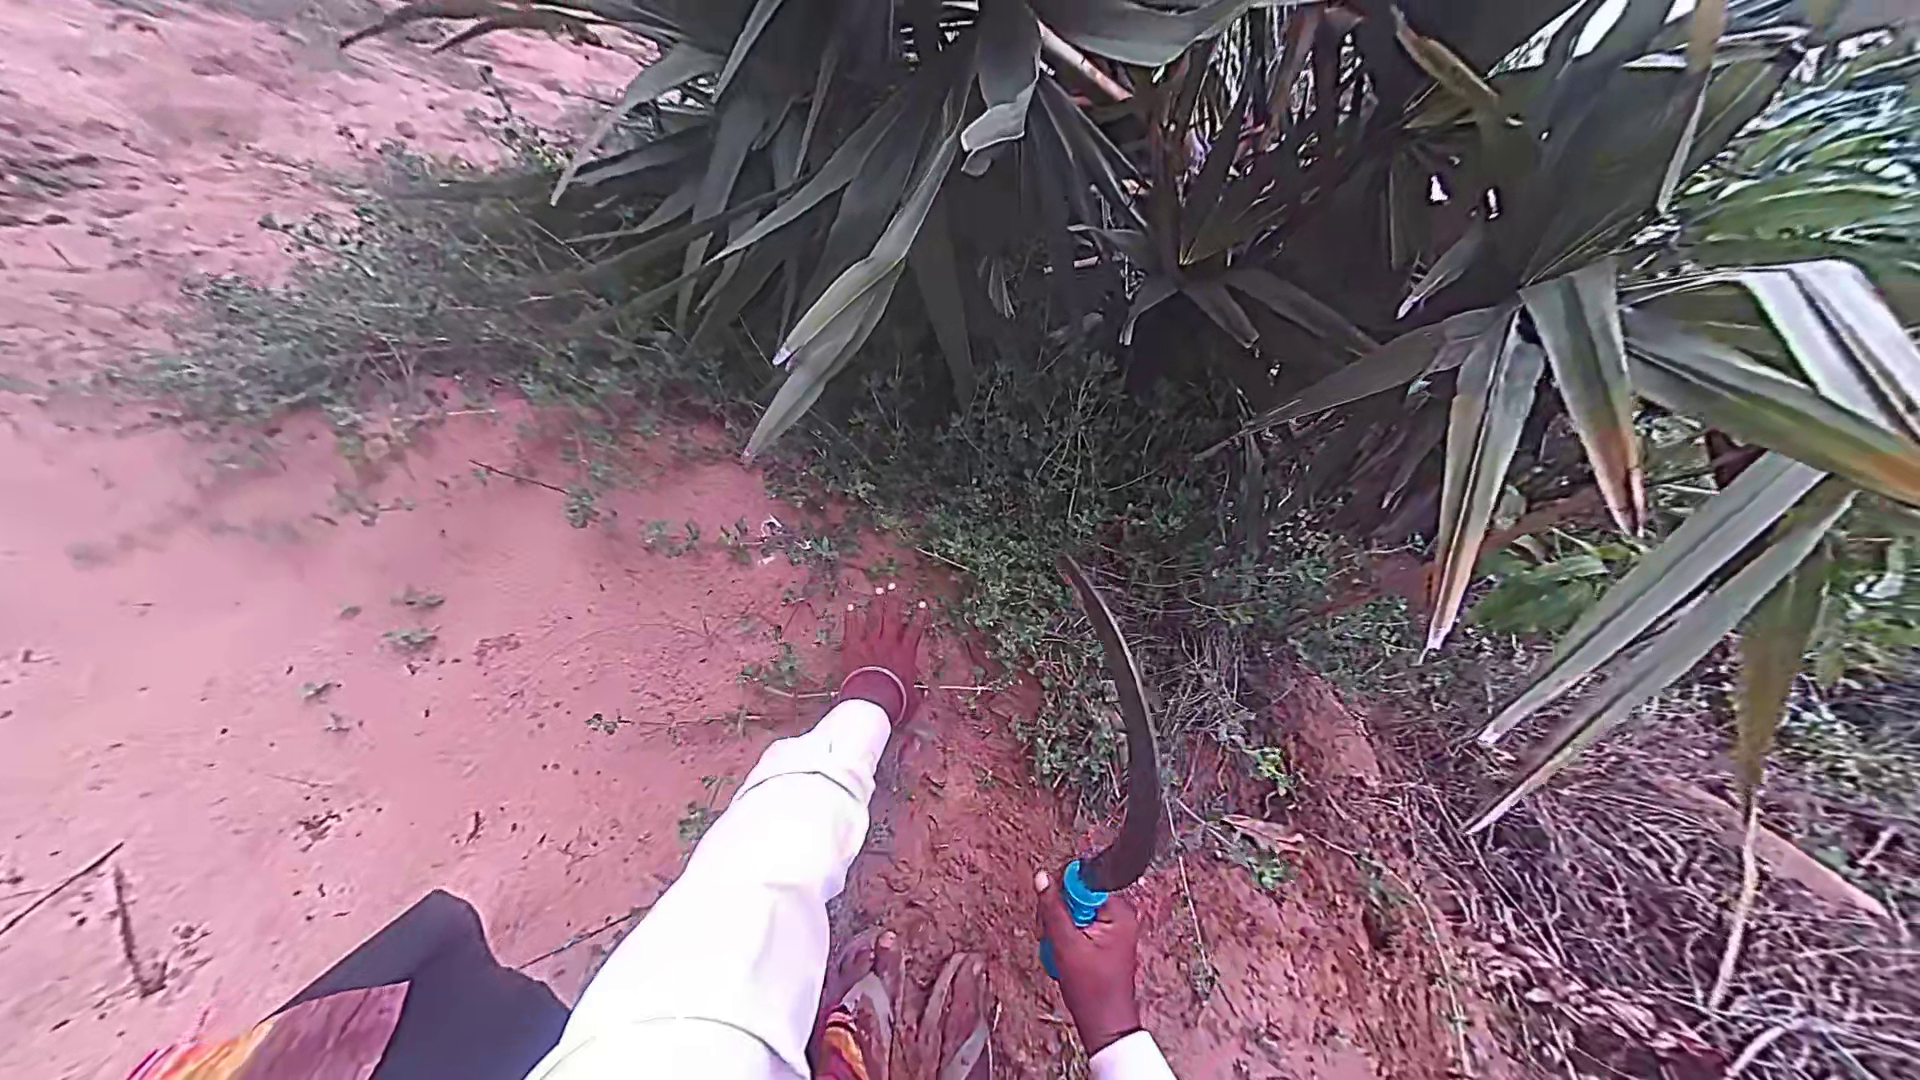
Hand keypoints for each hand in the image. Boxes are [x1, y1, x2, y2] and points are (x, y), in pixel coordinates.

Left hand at [837, 587, 926, 723]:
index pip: (916, 628)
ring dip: (876, 603)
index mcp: (906, 652)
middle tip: (894, 587)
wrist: (872, 700)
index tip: (922, 605)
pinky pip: (852, 627)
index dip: (920, 615)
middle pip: (893, 615)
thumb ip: (917, 693)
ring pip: (875, 617)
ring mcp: (871, 642)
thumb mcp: (912, 699)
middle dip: (894, 600)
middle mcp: (890, 642)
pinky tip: (851, 607)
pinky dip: (851, 617)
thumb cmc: (894, 700)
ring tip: (877, 590)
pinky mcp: (853, 646)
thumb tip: (925, 694)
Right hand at [1035, 869, 1142, 1056]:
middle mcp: (1118, 914)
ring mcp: (1112, 925)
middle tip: (1054, 935)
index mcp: (1118, 911)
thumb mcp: (1066, 945)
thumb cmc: (1093, 993)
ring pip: (1074, 907)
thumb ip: (1053, 908)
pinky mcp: (1104, 935)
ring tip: (1059, 947)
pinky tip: (1064, 951)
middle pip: (1077, 893)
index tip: (1053, 907)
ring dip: (1060, 925)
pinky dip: (1066, 934)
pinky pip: (1079, 921)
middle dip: (1059, 912)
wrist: (1104, 1027)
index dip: (1063, 891)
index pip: (1083, 879)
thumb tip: (1042, 877)